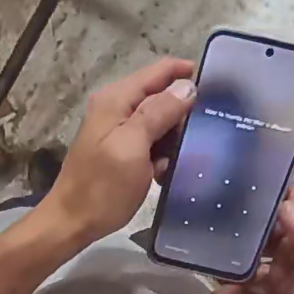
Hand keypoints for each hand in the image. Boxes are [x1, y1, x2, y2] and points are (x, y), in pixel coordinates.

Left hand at [35, 57, 196, 245]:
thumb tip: (187, 86)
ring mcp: (118, 130)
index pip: (160, 71)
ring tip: (180, 162)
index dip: (189, 76)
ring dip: (173, 141)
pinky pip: (152, 144)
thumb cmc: (102, 187)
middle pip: (162, 97)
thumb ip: (159, 112)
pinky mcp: (122, 151)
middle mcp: (116, 107)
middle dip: (183, 116)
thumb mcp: (133, 146)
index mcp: (116, 99)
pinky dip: (162, 156)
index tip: (220, 92)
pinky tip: (163, 174)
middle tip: (200, 140)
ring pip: (161, 123)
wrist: (73, 222)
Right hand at [212, 187, 293, 293]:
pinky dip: (234, 281)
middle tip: (213, 225)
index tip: (236, 192)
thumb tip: (285, 203)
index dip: (269, 193)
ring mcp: (288, 261)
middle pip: (269, 220)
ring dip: (234, 256)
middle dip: (243, 224)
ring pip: (254, 246)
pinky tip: (221, 293)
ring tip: (212, 264)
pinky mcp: (273, 280)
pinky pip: (248, 272)